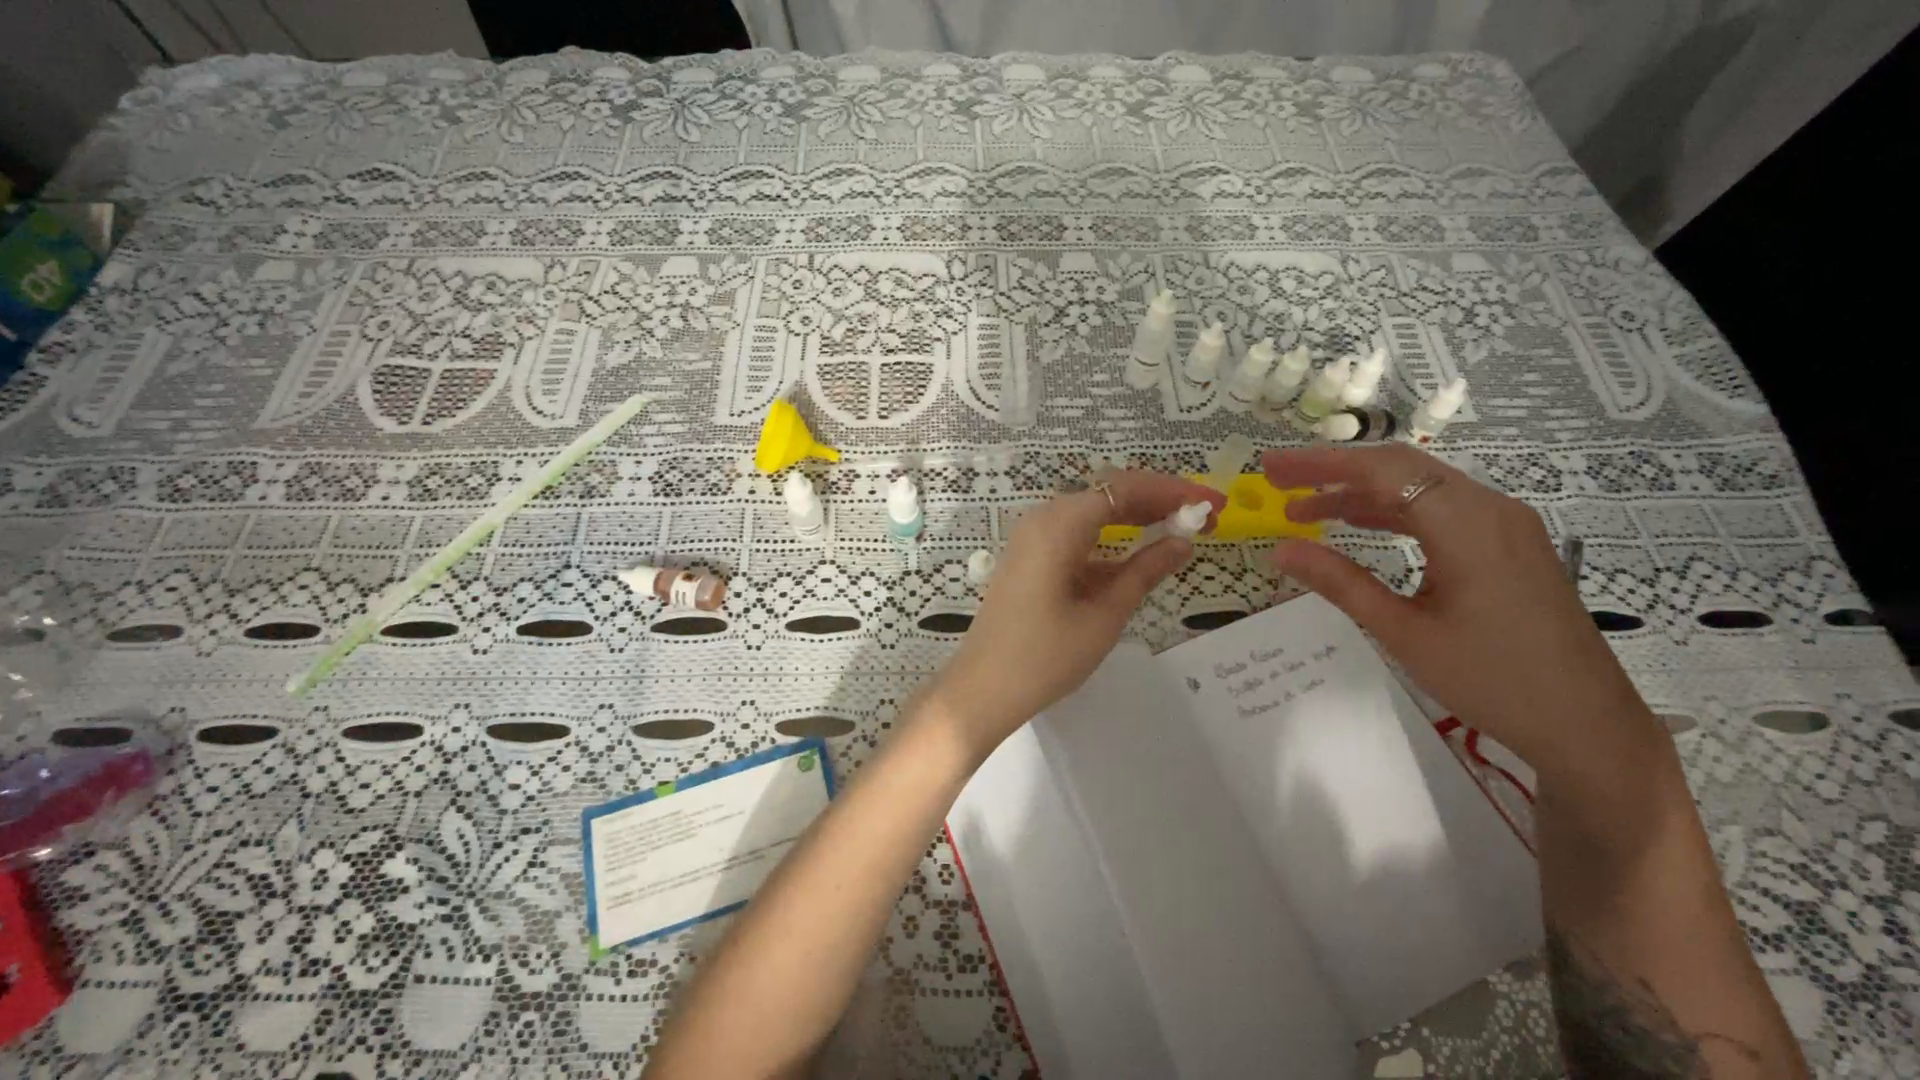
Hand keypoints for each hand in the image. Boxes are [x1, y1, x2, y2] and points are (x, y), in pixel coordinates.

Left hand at [927, 471, 1226, 755]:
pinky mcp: (1029, 559)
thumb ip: (1145, 572)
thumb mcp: (1104, 615)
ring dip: (1135, 519)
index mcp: (1059, 525)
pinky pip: (1076, 537)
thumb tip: (1184, 543)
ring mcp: (1032, 539)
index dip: (1171, 491)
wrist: (983, 689)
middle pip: (1108, 494)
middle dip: (1157, 501)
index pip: (1124, 488)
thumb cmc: (1045, 657)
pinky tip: (1139, 558)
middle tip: (1203, 517)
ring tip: (1180, 533)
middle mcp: (1042, 519)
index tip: (1210, 503)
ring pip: (1092, 514)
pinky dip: (1110, 541)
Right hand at [1265, 444, 1665, 782]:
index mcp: (1468, 524)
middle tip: (1280, 482)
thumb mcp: (1405, 633)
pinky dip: (1396, 512)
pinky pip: (1444, 511)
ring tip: (1306, 511)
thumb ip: (1341, 584)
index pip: (1383, 470)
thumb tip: (1282, 550)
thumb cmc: (1493, 680)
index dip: (1320, 464)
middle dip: (1336, 471)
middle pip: (1402, 469)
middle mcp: (1492, 509)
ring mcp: (1506, 526)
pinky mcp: (1511, 545)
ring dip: (1363, 494)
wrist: (1587, 723)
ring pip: (1423, 489)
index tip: (1270, 469)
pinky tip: (1362, 526)